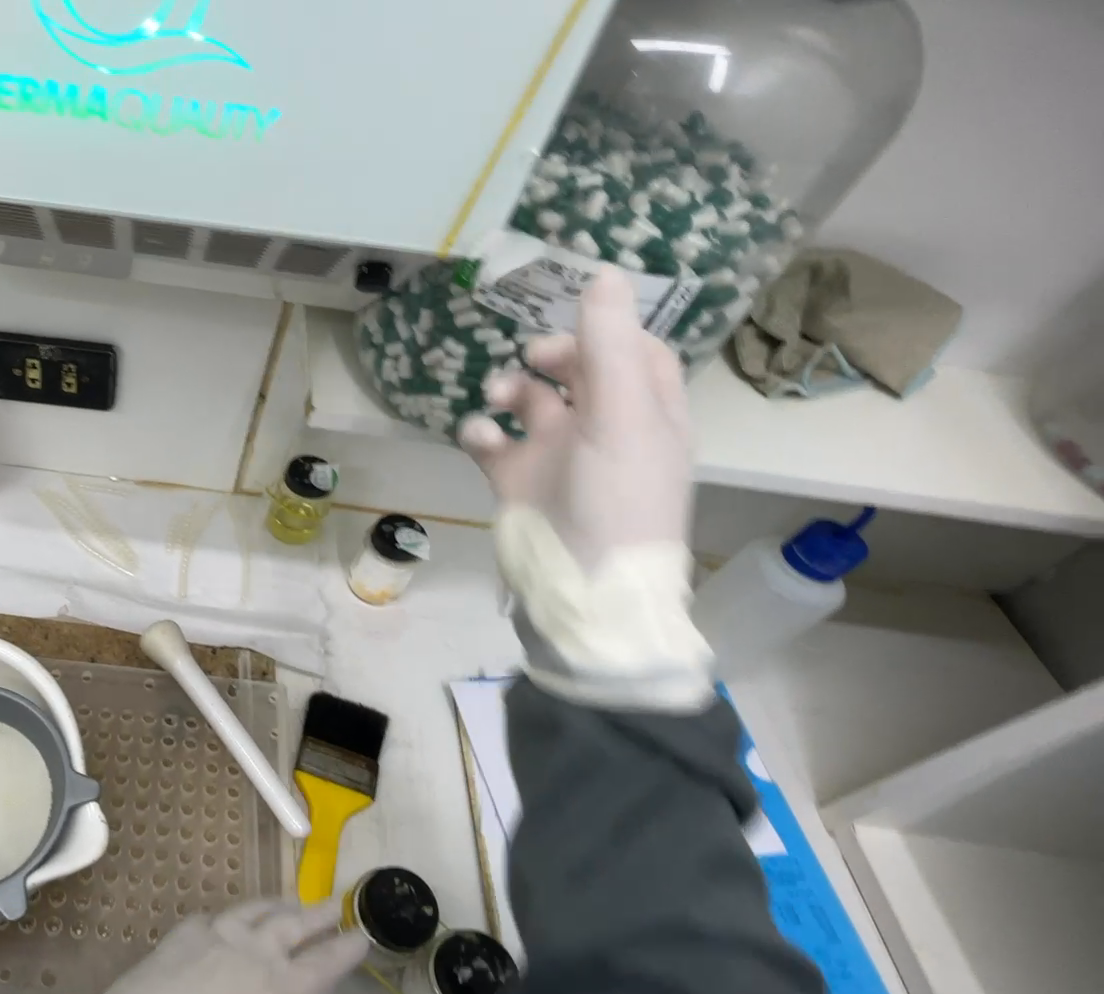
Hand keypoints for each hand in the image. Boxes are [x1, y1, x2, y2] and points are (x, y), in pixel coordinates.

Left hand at [90, 900, 368, 993]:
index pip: (325, 963)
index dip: (347, 949)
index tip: (362, 934)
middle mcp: (252, 954)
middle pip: (294, 924)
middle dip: (318, 915)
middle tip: (335, 904)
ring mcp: (213, 937)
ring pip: (256, 910)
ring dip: (279, 906)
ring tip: (293, 904)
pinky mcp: (180, 935)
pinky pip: (215, 915)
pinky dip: (234, 915)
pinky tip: (235, 919)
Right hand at [459, 268, 712, 710]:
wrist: (580, 587)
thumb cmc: (616, 499)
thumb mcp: (620, 417)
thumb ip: (608, 346)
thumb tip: (605, 271)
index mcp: (647, 413)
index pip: (636, 353)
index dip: (608, 331)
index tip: (576, 322)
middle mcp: (604, 429)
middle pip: (579, 370)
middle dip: (553, 356)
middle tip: (531, 358)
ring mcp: (558, 455)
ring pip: (530, 402)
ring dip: (510, 389)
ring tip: (497, 396)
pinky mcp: (518, 480)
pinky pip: (494, 443)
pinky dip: (482, 432)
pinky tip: (480, 437)